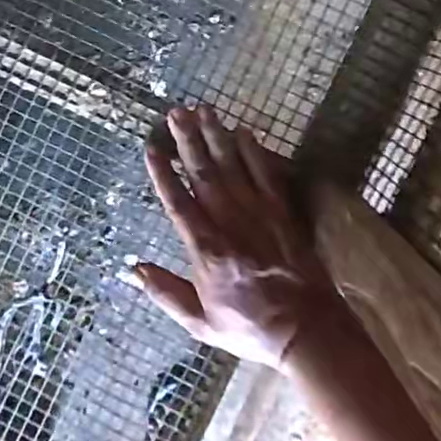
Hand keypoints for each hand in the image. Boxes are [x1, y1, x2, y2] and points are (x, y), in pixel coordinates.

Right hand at [130, 107, 339, 368]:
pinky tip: (243, 131)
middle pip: (203, 173)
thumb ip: (165, 292)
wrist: (307, 331)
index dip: (163, 174)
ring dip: (215, 136)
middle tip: (175, 112)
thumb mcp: (200, 323)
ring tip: (202, 109)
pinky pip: (265, 174)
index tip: (151, 148)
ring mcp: (258, 213)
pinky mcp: (281, 211)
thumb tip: (132, 270)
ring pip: (231, 166)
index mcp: (206, 249)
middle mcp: (229, 223)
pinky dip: (254, 151)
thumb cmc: (250, 328)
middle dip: (186, 140)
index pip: (178, 202)